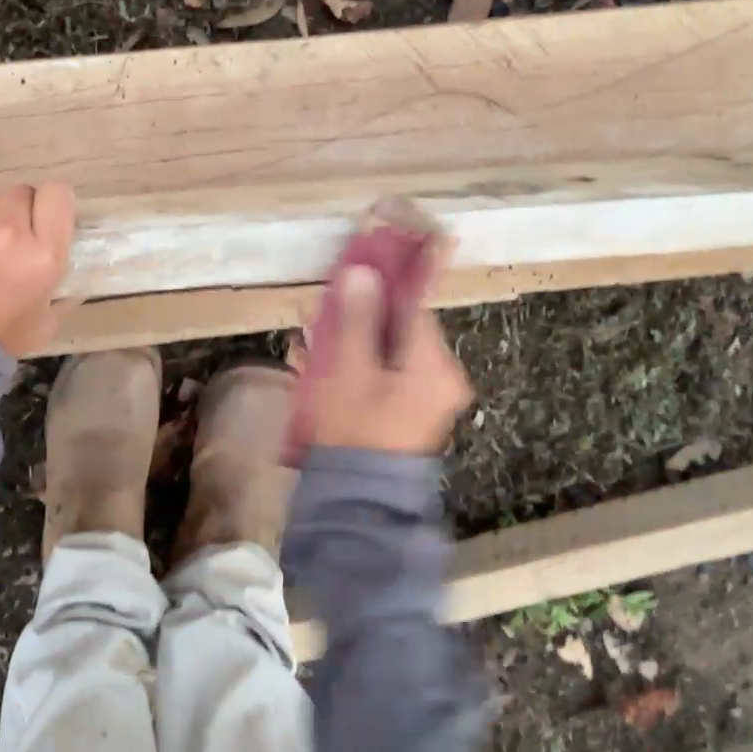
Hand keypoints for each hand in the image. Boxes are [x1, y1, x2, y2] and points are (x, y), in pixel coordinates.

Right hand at [309, 264, 473, 455]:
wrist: (358, 501)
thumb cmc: (354, 429)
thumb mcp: (348, 370)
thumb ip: (355, 319)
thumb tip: (363, 271)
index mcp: (434, 364)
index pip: (415, 303)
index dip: (390, 275)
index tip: (370, 250)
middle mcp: (439, 377)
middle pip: (397, 326)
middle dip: (358, 311)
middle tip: (324, 304)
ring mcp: (424, 396)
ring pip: (385, 348)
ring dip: (350, 336)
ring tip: (313, 336)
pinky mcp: (405, 411)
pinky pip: (381, 370)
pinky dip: (354, 361)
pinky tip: (321, 361)